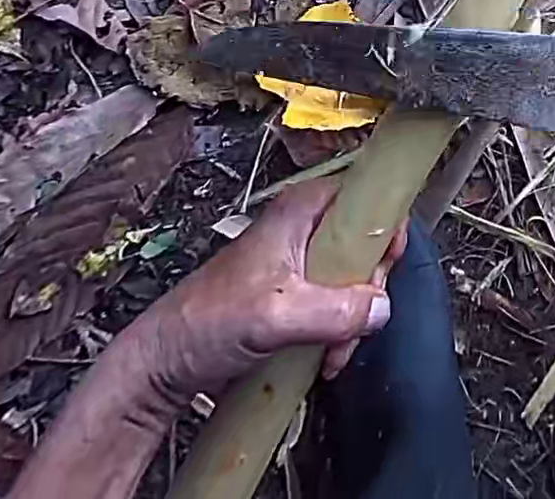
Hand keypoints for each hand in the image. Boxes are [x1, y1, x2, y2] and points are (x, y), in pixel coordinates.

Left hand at [135, 179, 405, 408]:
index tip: (385, 263)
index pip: (364, 196)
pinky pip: (339, 303)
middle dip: (367, 288)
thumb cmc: (209, 319)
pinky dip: (340, 329)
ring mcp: (303, 260)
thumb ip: (334, 309)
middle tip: (354, 317)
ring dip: (354, 318)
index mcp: (302, 209)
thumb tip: (381, 307)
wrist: (169, 358)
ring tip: (334, 349)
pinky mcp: (299, 291)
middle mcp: (306, 227)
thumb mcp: (277, 313)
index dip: (383, 225)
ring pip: (356, 278)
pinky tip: (325, 355)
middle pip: (366, 242)